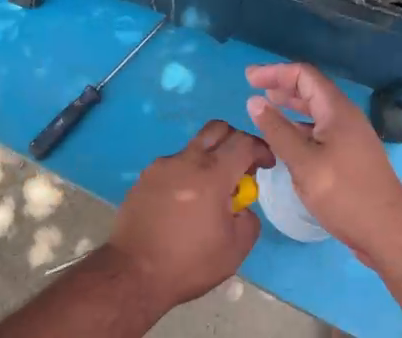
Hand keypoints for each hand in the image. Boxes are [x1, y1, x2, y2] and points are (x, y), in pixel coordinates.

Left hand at [98, 120, 274, 313]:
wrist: (134, 270)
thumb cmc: (190, 262)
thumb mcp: (235, 249)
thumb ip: (248, 219)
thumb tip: (240, 205)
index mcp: (212, 174)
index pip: (243, 142)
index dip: (260, 149)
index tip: (267, 164)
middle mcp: (186, 159)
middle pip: (216, 129)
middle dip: (235, 141)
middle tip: (241, 168)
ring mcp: (161, 165)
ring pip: (193, 148)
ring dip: (208, 161)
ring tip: (209, 197)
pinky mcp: (145, 176)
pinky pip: (173, 166)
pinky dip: (186, 175)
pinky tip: (184, 206)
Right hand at [245, 63, 401, 263]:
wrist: (391, 234)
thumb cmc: (345, 195)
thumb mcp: (304, 163)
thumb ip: (277, 130)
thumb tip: (254, 101)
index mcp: (337, 110)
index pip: (303, 75)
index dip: (275, 72)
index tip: (249, 78)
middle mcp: (346, 117)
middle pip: (311, 89)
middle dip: (282, 86)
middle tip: (254, 89)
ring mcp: (351, 138)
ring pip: (317, 111)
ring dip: (291, 107)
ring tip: (267, 108)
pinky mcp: (352, 157)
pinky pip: (321, 130)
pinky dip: (300, 127)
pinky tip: (287, 140)